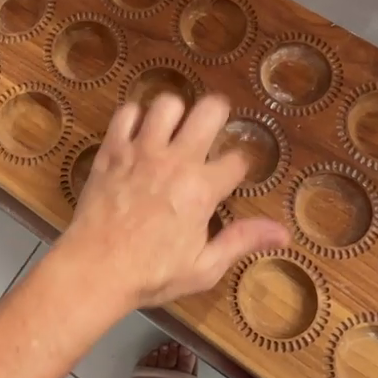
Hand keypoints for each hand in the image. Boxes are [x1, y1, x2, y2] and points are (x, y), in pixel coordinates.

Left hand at [53, 93, 288, 312]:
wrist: (95, 269)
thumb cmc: (151, 274)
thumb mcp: (203, 267)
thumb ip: (241, 241)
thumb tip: (283, 232)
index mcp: (202, 189)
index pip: (237, 159)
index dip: (239, 165)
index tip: (230, 175)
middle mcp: (176, 160)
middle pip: (209, 110)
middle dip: (217, 114)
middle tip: (211, 127)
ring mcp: (141, 150)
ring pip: (168, 103)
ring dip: (175, 113)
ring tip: (173, 129)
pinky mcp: (112, 149)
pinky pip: (127, 113)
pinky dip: (135, 117)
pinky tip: (138, 133)